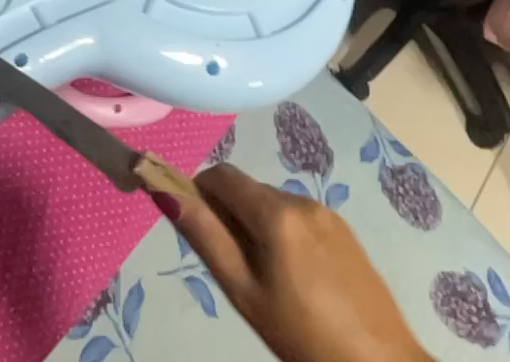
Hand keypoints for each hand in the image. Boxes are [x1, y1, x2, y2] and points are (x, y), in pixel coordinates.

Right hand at [163, 163, 429, 361]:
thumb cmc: (301, 334)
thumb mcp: (243, 291)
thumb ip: (205, 236)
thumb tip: (165, 191)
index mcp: (275, 211)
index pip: (219, 175)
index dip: (198, 192)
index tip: (196, 229)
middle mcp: (301, 199)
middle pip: (246, 188)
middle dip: (228, 212)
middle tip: (231, 265)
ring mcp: (327, 213)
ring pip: (271, 202)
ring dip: (254, 223)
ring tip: (264, 276)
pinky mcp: (344, 230)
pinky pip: (297, 216)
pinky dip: (281, 232)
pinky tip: (294, 276)